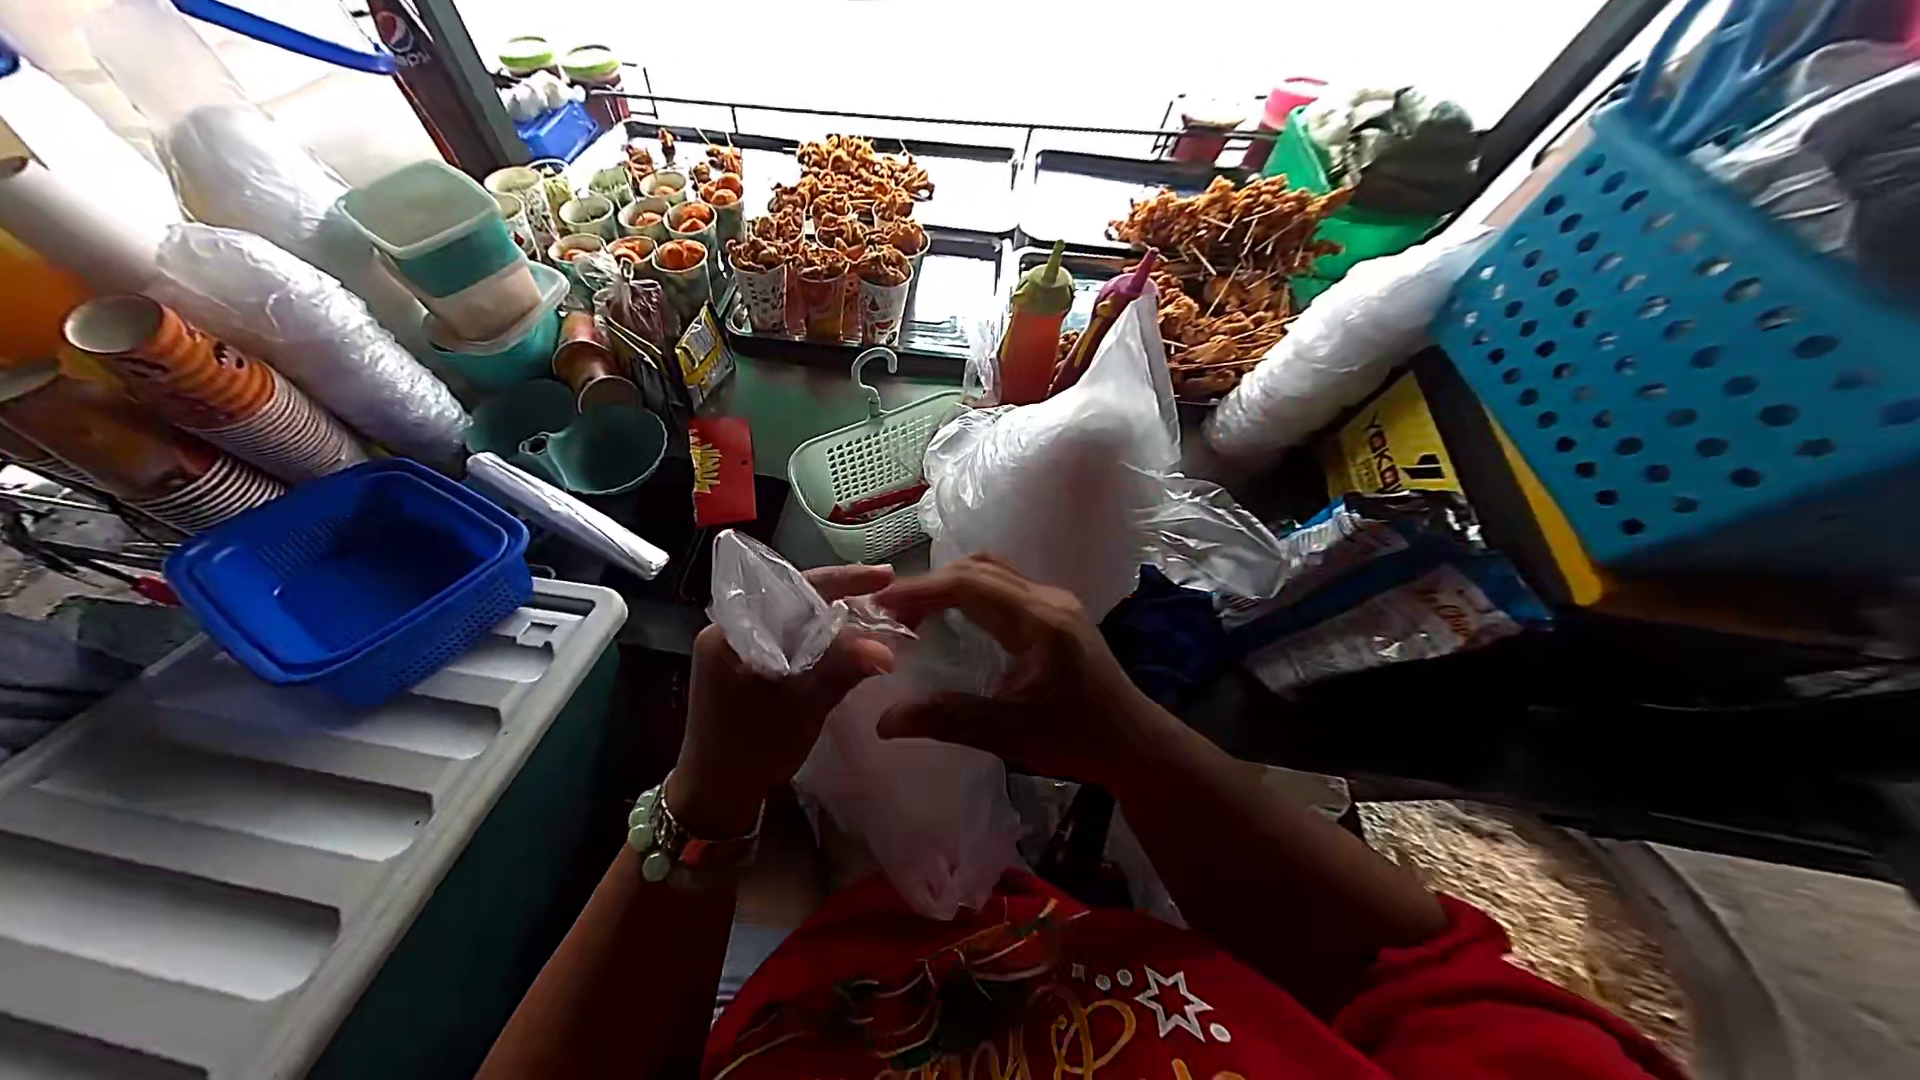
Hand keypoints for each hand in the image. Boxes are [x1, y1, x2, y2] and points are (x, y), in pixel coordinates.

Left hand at [670, 564, 896, 837]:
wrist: (715, 794)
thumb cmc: (751, 751)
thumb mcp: (801, 708)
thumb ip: (841, 670)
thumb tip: (888, 650)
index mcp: (731, 631)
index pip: (792, 589)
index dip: (842, 580)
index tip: (884, 576)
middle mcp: (731, 630)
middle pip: (794, 598)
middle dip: (841, 593)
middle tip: (885, 592)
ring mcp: (738, 647)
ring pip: (795, 617)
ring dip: (833, 616)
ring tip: (874, 611)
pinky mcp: (748, 664)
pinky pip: (791, 636)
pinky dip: (820, 636)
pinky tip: (847, 640)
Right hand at [871, 555, 1175, 787]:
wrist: (1134, 742)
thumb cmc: (1077, 739)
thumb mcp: (1010, 734)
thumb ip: (948, 719)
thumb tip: (885, 719)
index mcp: (1039, 620)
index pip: (969, 585)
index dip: (921, 589)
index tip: (881, 604)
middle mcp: (1048, 598)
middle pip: (979, 568)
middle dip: (931, 583)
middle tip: (892, 611)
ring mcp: (1055, 601)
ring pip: (993, 571)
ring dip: (951, 583)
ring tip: (915, 611)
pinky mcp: (1057, 611)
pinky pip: (1004, 585)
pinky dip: (970, 592)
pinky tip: (953, 617)